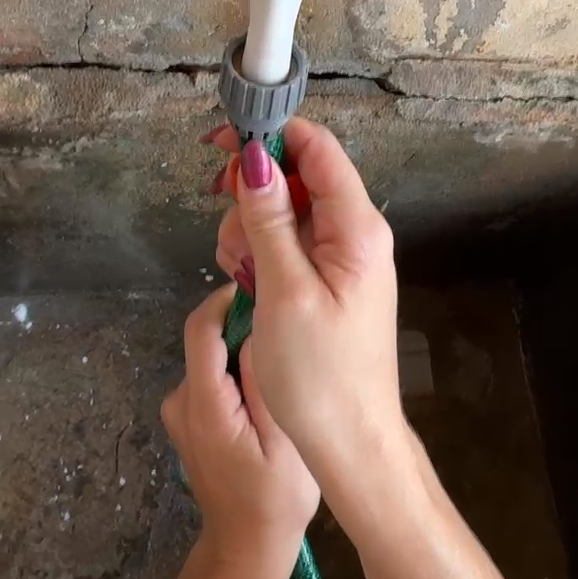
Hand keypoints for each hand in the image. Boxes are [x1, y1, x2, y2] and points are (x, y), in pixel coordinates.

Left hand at [161, 285, 319, 578]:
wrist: (246, 548)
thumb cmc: (275, 498)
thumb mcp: (285, 439)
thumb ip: (264, 382)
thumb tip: (255, 330)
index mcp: (204, 403)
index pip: (200, 330)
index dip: (225, 300)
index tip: (260, 291)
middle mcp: (181, 401)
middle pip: (207, 341)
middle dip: (243, 332)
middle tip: (285, 338)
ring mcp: (180, 413)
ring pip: (211, 360)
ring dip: (241, 357)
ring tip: (281, 373)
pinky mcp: (188, 421)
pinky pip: (210, 380)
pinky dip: (234, 378)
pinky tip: (264, 399)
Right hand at [204, 118, 408, 507]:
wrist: (350, 444)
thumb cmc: (321, 376)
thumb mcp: (285, 290)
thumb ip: (269, 218)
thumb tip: (255, 157)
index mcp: (356, 227)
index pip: (318, 148)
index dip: (270, 135)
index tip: (221, 144)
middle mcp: (354, 232)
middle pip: (297, 176)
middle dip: (253, 193)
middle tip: (228, 232)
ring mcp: (340, 256)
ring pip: (284, 211)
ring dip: (250, 230)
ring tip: (241, 275)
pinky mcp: (326, 279)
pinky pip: (287, 244)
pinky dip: (259, 254)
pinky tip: (248, 283)